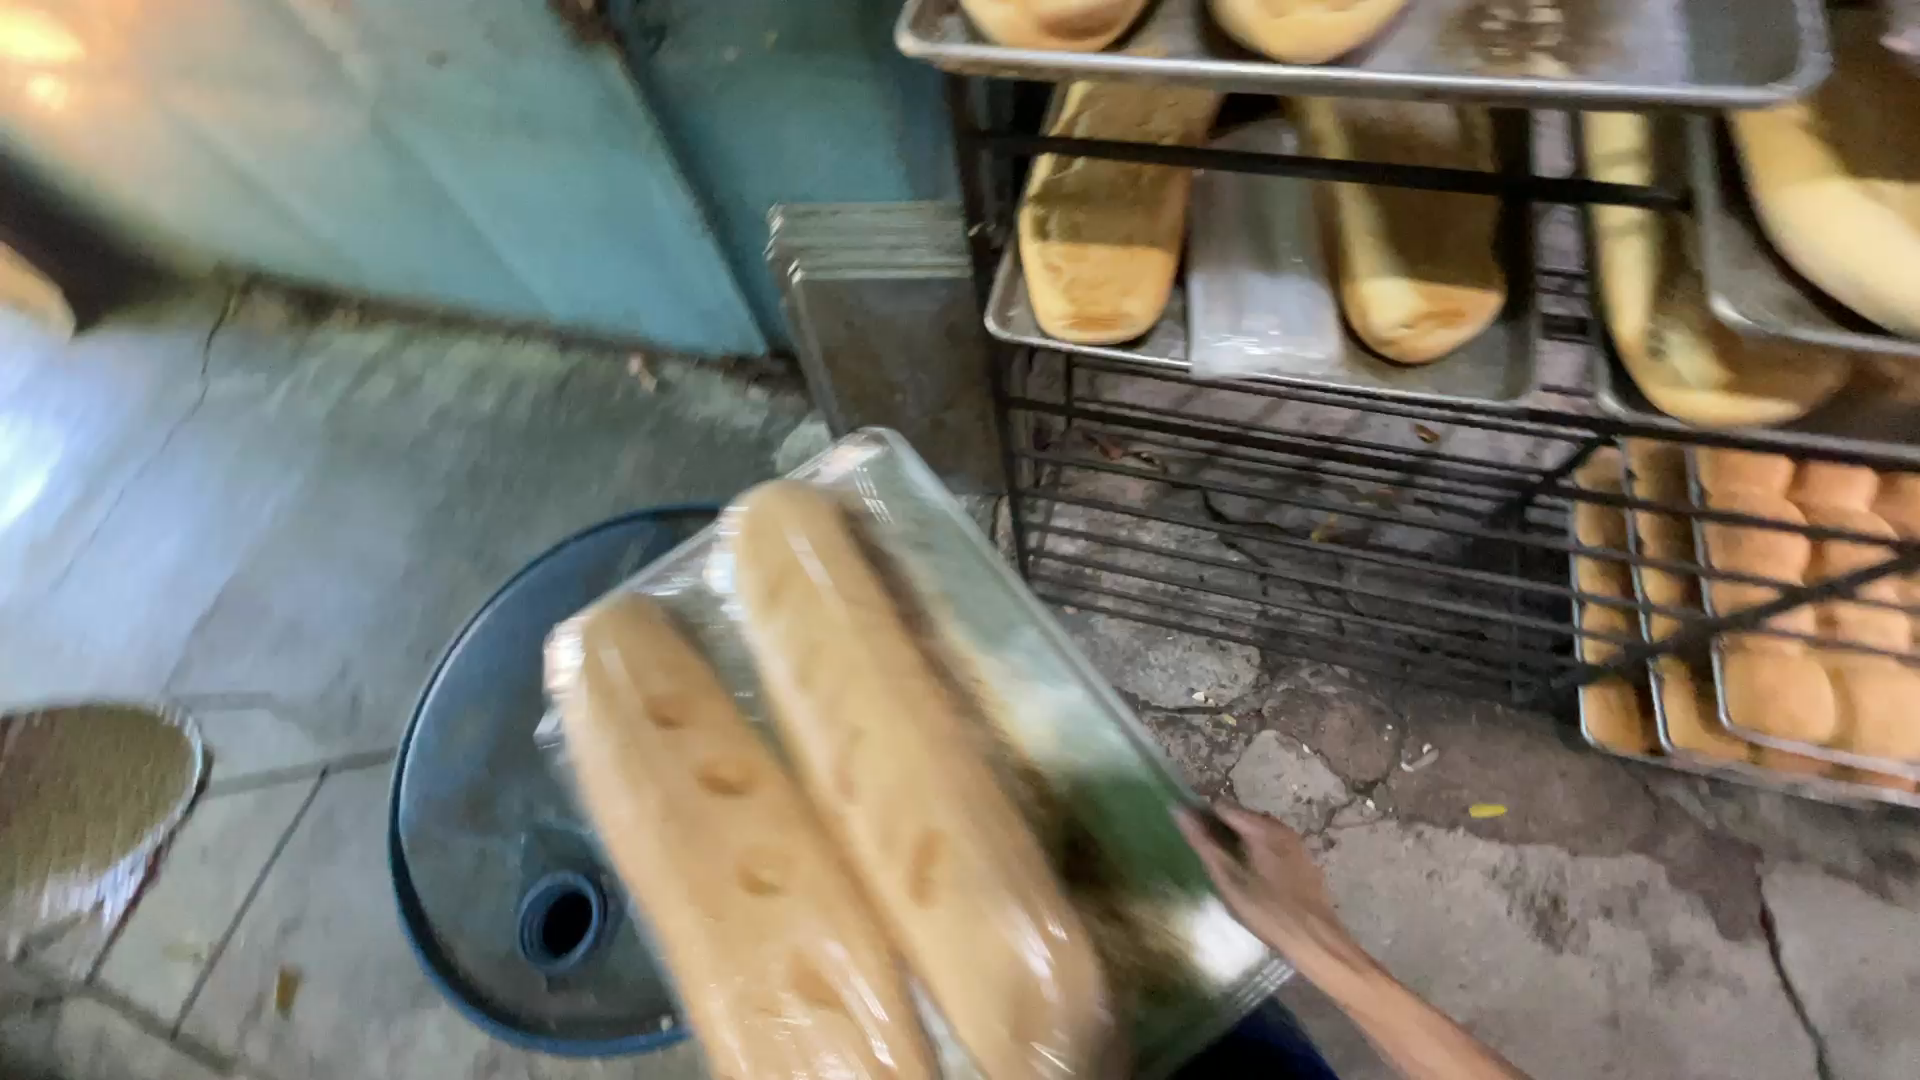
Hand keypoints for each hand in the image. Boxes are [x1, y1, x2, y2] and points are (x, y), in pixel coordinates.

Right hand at [1176, 800, 1370, 976]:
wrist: (1317, 942)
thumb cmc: (1268, 911)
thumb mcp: (1228, 878)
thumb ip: (1202, 841)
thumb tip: (1179, 809)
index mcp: (1260, 826)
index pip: (1221, 805)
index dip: (1205, 821)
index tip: (1201, 846)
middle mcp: (1279, 826)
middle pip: (1239, 816)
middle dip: (1223, 833)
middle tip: (1218, 865)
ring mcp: (1295, 842)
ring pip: (1256, 831)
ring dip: (1241, 844)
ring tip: (1236, 875)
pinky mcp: (1303, 859)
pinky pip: (1272, 844)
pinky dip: (1258, 853)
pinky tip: (1258, 881)